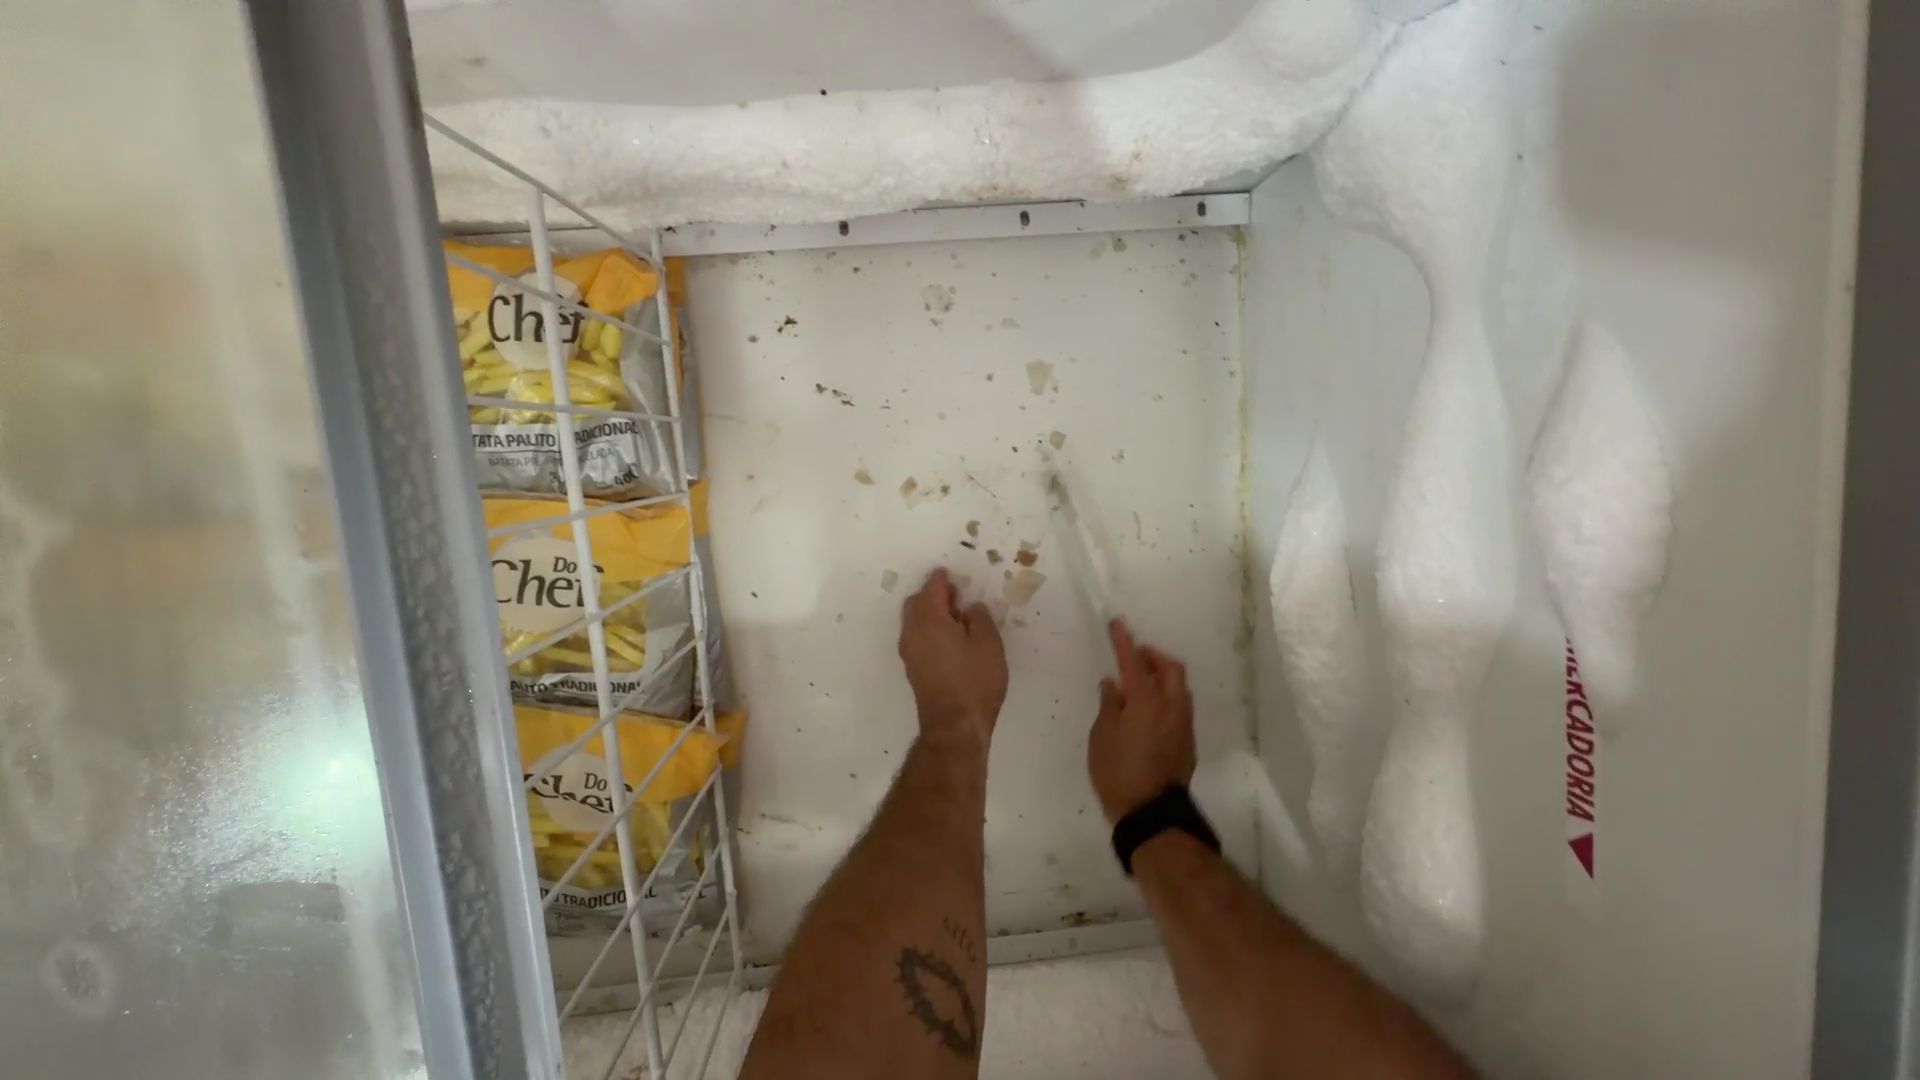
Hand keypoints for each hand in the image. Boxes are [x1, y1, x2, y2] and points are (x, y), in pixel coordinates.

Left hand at [899, 568, 1008, 748]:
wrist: (955, 726)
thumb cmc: (976, 682)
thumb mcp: (989, 644)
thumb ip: (979, 618)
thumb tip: (970, 608)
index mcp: (930, 621)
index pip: (931, 589)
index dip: (942, 579)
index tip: (951, 575)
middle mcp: (913, 632)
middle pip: (916, 603)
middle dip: (932, 595)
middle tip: (956, 597)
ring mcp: (909, 652)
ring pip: (913, 621)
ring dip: (929, 614)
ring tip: (956, 619)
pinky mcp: (912, 668)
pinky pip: (916, 637)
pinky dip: (928, 630)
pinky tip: (948, 640)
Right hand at [1088, 620, 1195, 822]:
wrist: (1151, 813)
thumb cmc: (1118, 772)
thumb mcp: (1102, 736)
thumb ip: (1109, 705)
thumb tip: (1113, 683)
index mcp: (1146, 701)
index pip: (1134, 662)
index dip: (1124, 641)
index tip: (1117, 623)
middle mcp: (1171, 706)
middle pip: (1170, 668)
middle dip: (1153, 656)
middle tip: (1134, 656)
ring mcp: (1183, 724)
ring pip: (1179, 687)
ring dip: (1162, 676)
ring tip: (1140, 682)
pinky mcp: (1187, 741)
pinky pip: (1179, 706)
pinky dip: (1166, 696)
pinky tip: (1148, 709)